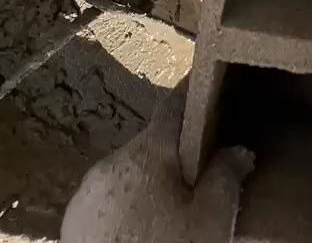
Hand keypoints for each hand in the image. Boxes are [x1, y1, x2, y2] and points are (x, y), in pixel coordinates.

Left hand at [60, 81, 254, 242]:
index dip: (193, 95)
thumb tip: (238, 151)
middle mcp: (111, 162)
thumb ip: (226, 180)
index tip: (209, 84)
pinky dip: (127, 206)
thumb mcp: (210, 224)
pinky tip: (142, 230)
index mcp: (146, 152)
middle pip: (152, 145)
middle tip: (198, 178)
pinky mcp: (72, 222)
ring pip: (129, 173)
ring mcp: (86, 193)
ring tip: (170, 212)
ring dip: (149, 183)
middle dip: (174, 156)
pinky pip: (108, 199)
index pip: (174, 106)